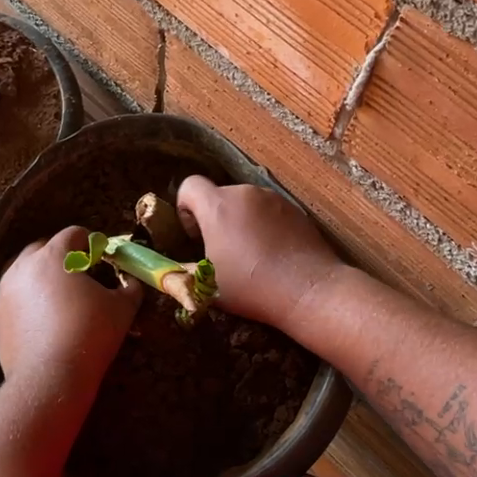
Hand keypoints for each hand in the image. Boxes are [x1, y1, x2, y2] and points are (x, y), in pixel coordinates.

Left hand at [0, 226, 142, 388]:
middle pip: (43, 247)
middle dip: (62, 255)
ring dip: (41, 275)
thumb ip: (130, 288)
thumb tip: (132, 282)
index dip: (91, 243)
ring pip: (24, 270)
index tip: (100, 259)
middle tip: (79, 276)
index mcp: (53, 256)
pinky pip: (14, 295)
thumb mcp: (121, 309)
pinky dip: (28, 299)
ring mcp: (5, 290)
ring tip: (58, 297)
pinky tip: (43, 319)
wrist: (50, 377)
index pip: (73, 233)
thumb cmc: (89, 335)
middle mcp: (23, 266)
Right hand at [176, 176, 343, 324]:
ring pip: (245, 204)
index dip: (185, 208)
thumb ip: (182, 271)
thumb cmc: (251, 287)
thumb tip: (169, 270)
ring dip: (240, 222)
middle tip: (222, 253)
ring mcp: (273, 199)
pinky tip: (273, 254)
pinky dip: (264, 226)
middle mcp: (244, 193)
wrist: (307, 290)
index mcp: (217, 206)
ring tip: (251, 256)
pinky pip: (268, 211)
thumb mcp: (206, 287)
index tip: (196, 236)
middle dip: (215, 219)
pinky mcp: (295, 209)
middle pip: (219, 196)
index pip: (189, 186)